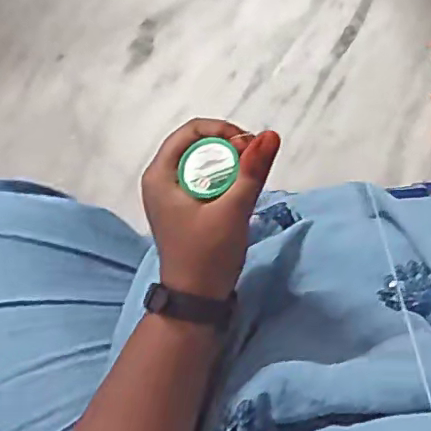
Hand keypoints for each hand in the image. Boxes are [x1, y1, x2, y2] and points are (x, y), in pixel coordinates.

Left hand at [141, 119, 280, 298]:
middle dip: (230, 147)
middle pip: (199, 143)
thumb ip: (252, 170)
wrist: (196, 299)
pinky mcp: (186, 205)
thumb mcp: (233, 210)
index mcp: (160, 175)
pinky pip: (208, 176)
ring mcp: (173, 193)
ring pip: (206, 160)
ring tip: (249, 179)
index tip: (249, 148)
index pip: (191, 130)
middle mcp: (162, 178)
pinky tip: (241, 192)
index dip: (223, 131)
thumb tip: (270, 135)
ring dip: (231, 163)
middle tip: (253, 164)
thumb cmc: (208, 255)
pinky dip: (227, 177)